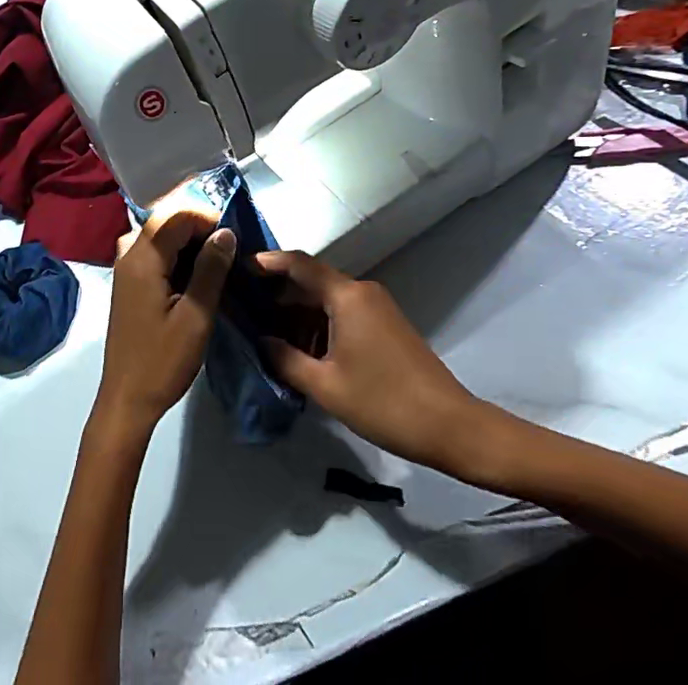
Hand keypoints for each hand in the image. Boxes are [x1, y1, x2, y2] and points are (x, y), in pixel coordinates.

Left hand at [96, 208, 236, 437]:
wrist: (128, 400)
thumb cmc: (163, 360)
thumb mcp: (196, 315)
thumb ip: (211, 269)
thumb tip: (226, 232)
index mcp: (142, 260)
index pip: (175, 216)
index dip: (206, 219)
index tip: (233, 241)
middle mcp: (128, 257)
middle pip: (164, 223)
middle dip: (198, 229)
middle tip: (227, 252)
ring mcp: (125, 273)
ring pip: (158, 239)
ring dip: (187, 244)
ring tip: (214, 263)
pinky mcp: (129, 288)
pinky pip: (153, 257)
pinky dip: (175, 258)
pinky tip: (195, 278)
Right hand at [257, 251, 482, 471]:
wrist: (449, 426)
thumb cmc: (382, 402)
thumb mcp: (324, 385)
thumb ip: (285, 359)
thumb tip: (261, 341)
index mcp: (347, 297)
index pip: (300, 264)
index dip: (267, 262)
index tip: (238, 268)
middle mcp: (362, 292)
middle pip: (311, 282)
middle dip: (277, 294)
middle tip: (243, 309)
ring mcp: (376, 308)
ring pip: (326, 300)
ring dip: (297, 314)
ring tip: (264, 334)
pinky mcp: (384, 325)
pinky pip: (342, 314)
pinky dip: (318, 325)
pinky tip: (299, 349)